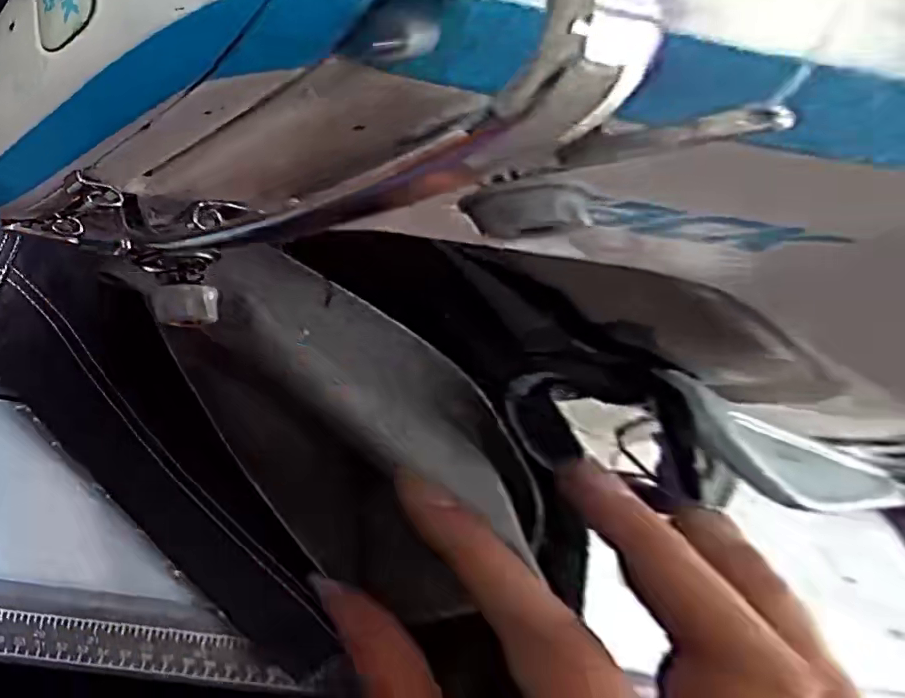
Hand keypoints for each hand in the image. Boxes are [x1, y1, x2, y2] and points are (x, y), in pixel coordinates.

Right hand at [316, 461, 855, 697]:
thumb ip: (398, 687)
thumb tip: (339, 595)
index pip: (543, 635)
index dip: (468, 546)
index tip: (415, 488)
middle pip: (722, 646)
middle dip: (646, 541)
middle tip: (582, 476)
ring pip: (815, 671)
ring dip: (743, 577)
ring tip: (683, 514)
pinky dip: (798, 640)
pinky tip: (754, 607)